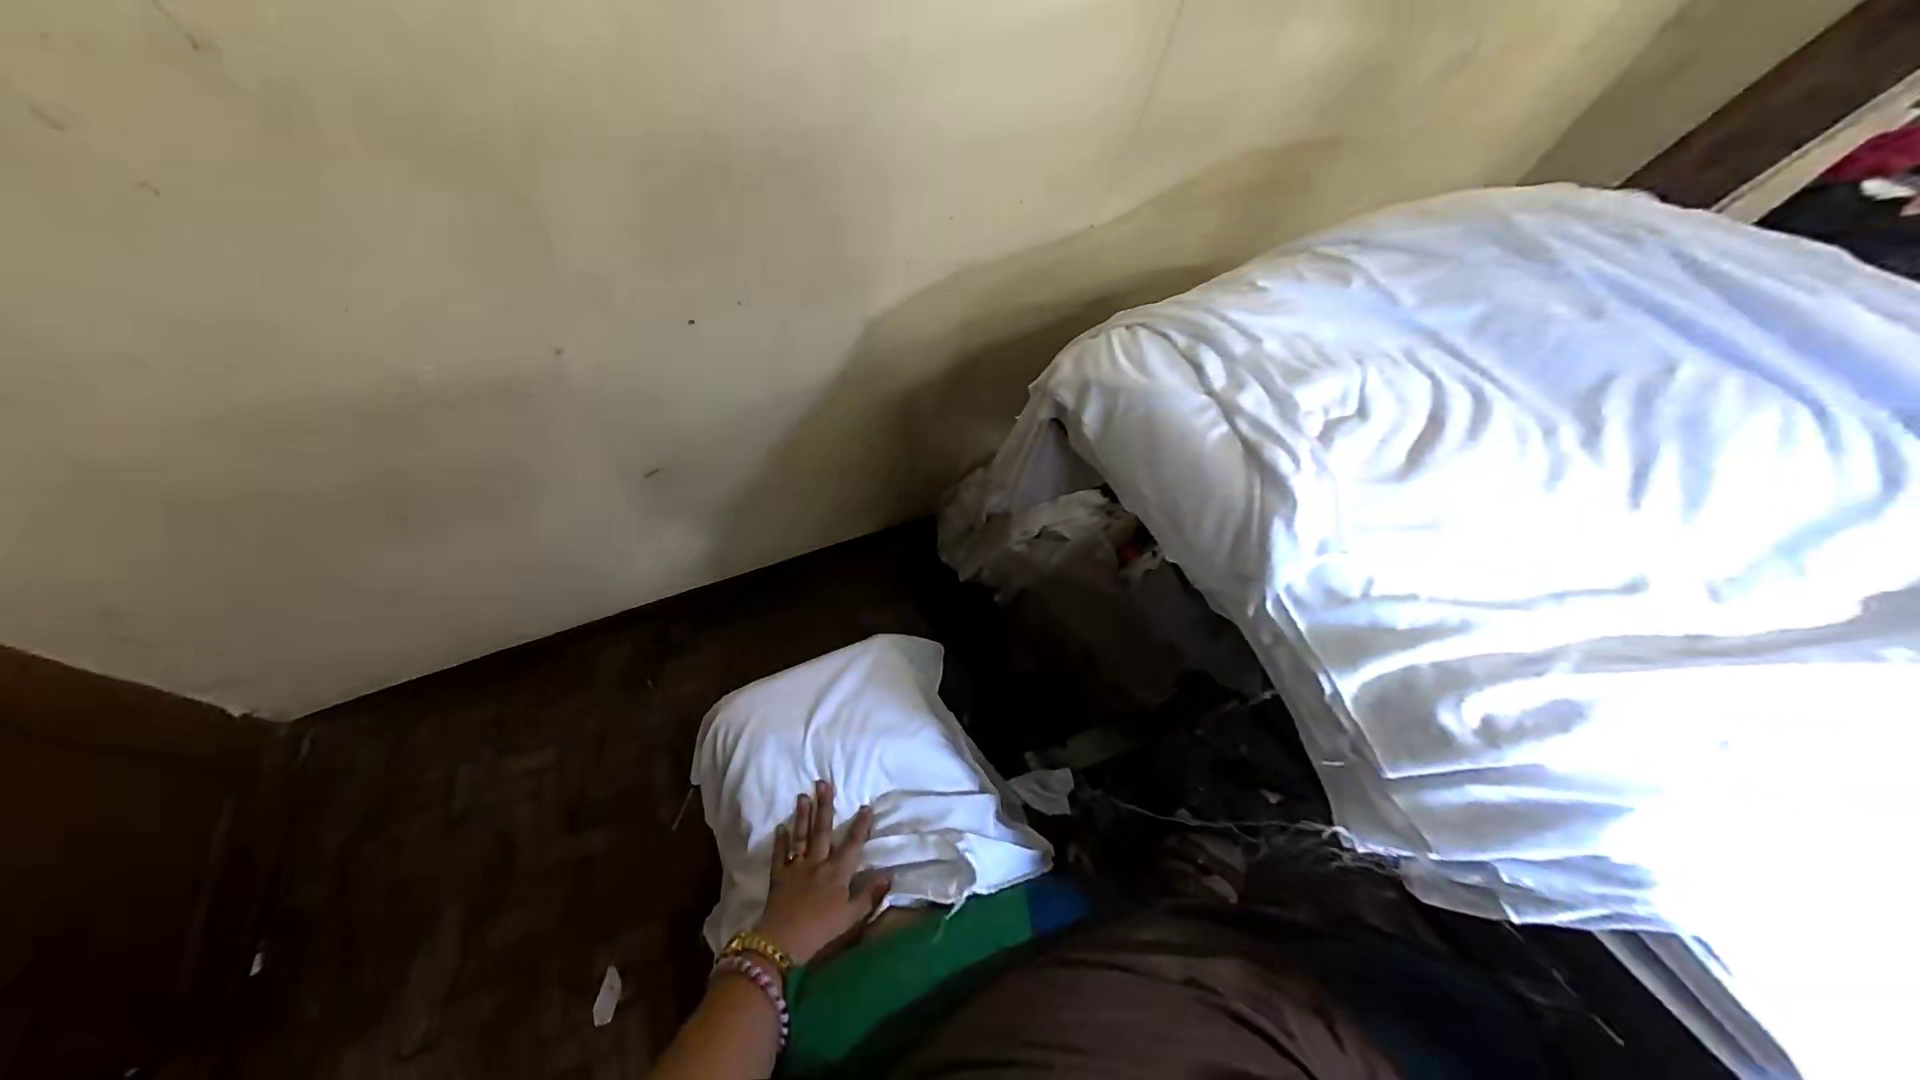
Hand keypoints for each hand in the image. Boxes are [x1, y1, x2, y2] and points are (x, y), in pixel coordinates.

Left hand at [754, 780, 890, 965]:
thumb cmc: (822, 930)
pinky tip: (780, 826)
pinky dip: (780, 840)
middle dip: (825, 805)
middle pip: (823, 830)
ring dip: (802, 815)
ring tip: (803, 795)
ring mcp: (796, 866)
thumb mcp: (852, 917)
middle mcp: (818, 862)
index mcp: (837, 871)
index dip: (861, 825)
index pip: (853, 843)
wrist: (783, 941)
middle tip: (823, 783)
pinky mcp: (779, 875)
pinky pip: (779, 854)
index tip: (866, 806)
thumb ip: (869, 894)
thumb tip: (888, 874)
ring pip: (801, 835)